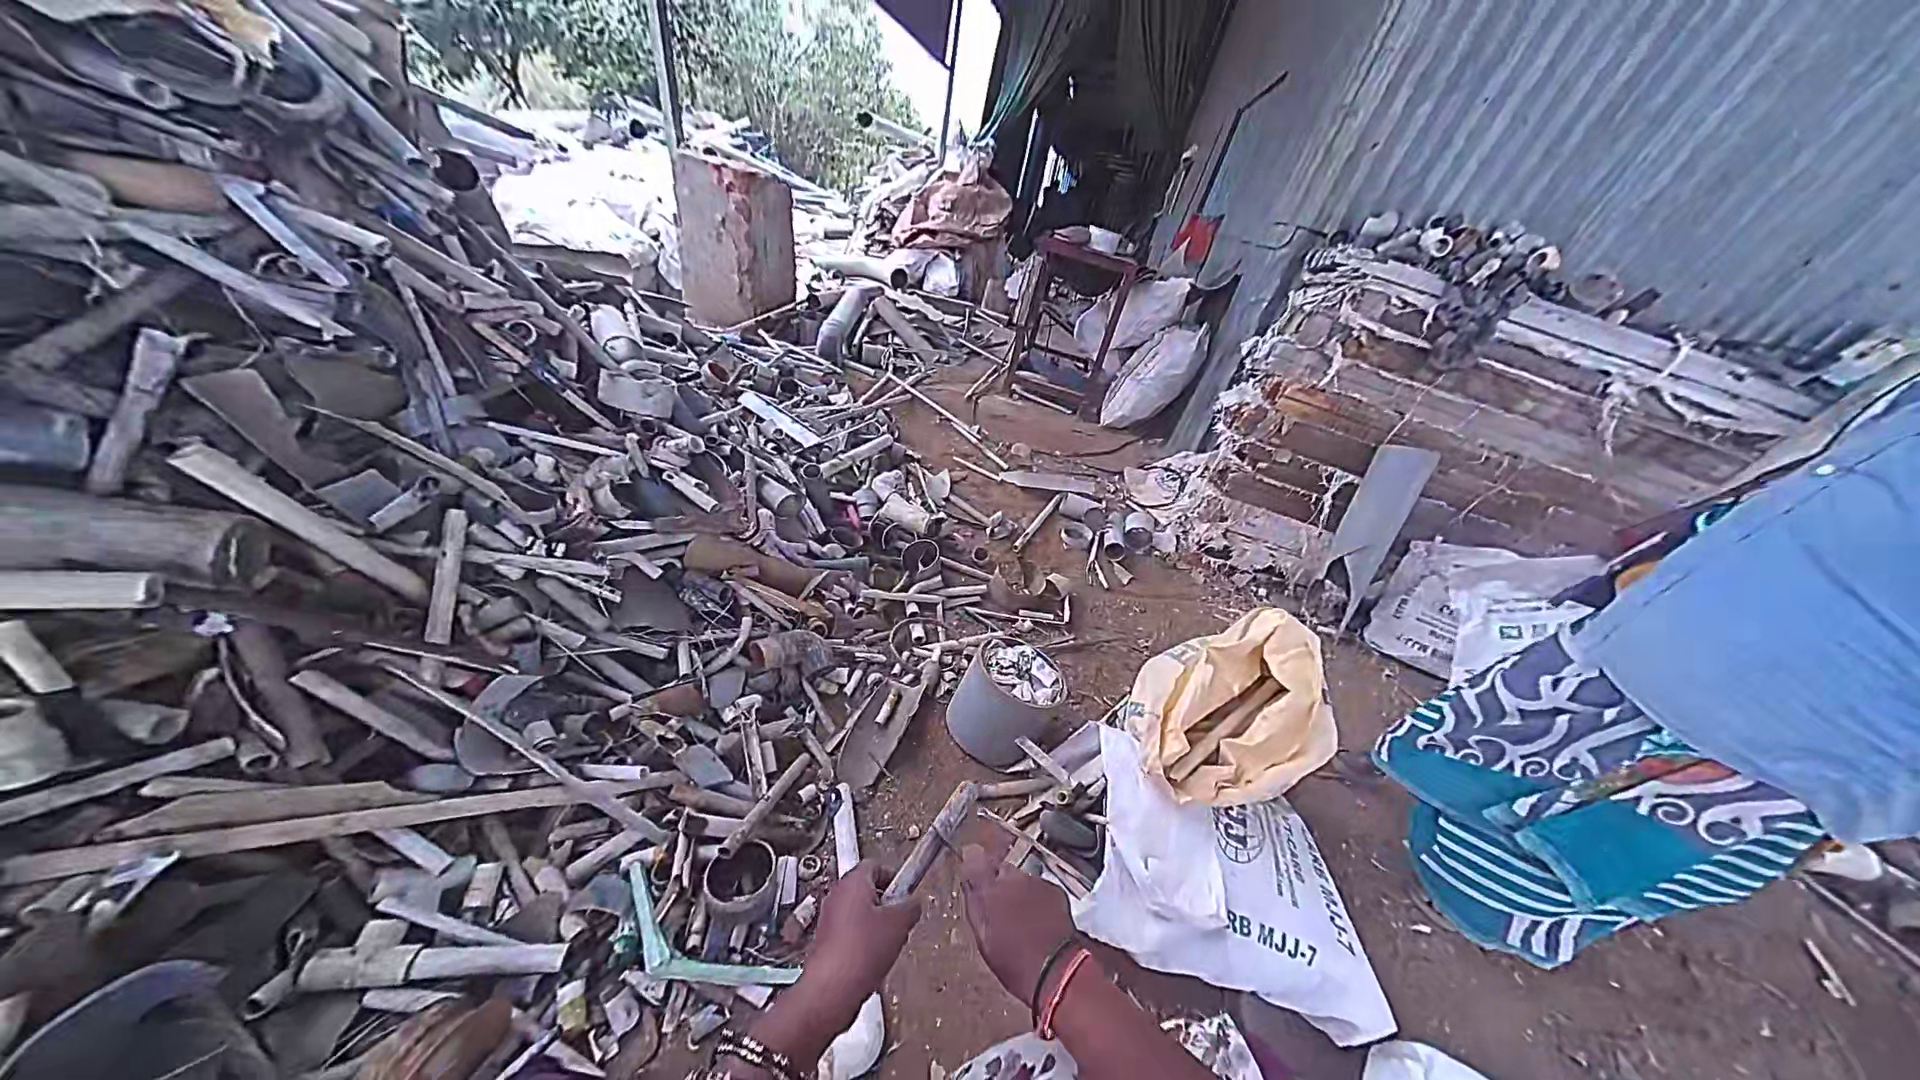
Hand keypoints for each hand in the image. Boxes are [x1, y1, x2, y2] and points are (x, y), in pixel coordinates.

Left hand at [792, 860, 920, 1030]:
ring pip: (858, 913)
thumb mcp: (900, 924)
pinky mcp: (824, 942)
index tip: (905, 891)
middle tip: (899, 919)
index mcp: (853, 881)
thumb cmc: (861, 951)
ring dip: (874, 925)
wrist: (832, 989)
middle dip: (885, 904)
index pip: (876, 865)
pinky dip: (862, 942)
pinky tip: (872, 960)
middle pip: (867, 889)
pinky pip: (849, 933)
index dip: (893, 877)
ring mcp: (828, 919)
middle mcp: (837, 895)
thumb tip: (913, 904)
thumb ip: (911, 907)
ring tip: (887, 943)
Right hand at [959, 830, 1077, 1008]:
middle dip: (1000, 883)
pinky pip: (1041, 887)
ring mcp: (1034, 881)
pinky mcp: (1054, 889)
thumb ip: (975, 906)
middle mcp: (1010, 878)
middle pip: (1000, 870)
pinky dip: (1039, 898)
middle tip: (1002, 907)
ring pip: (1021, 879)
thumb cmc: (1014, 963)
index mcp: (987, 890)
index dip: (974, 868)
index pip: (974, 863)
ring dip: (1020, 891)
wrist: (1055, 970)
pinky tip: (1041, 919)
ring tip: (1024, 918)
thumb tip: (970, 887)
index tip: (974, 877)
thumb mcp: (984, 939)